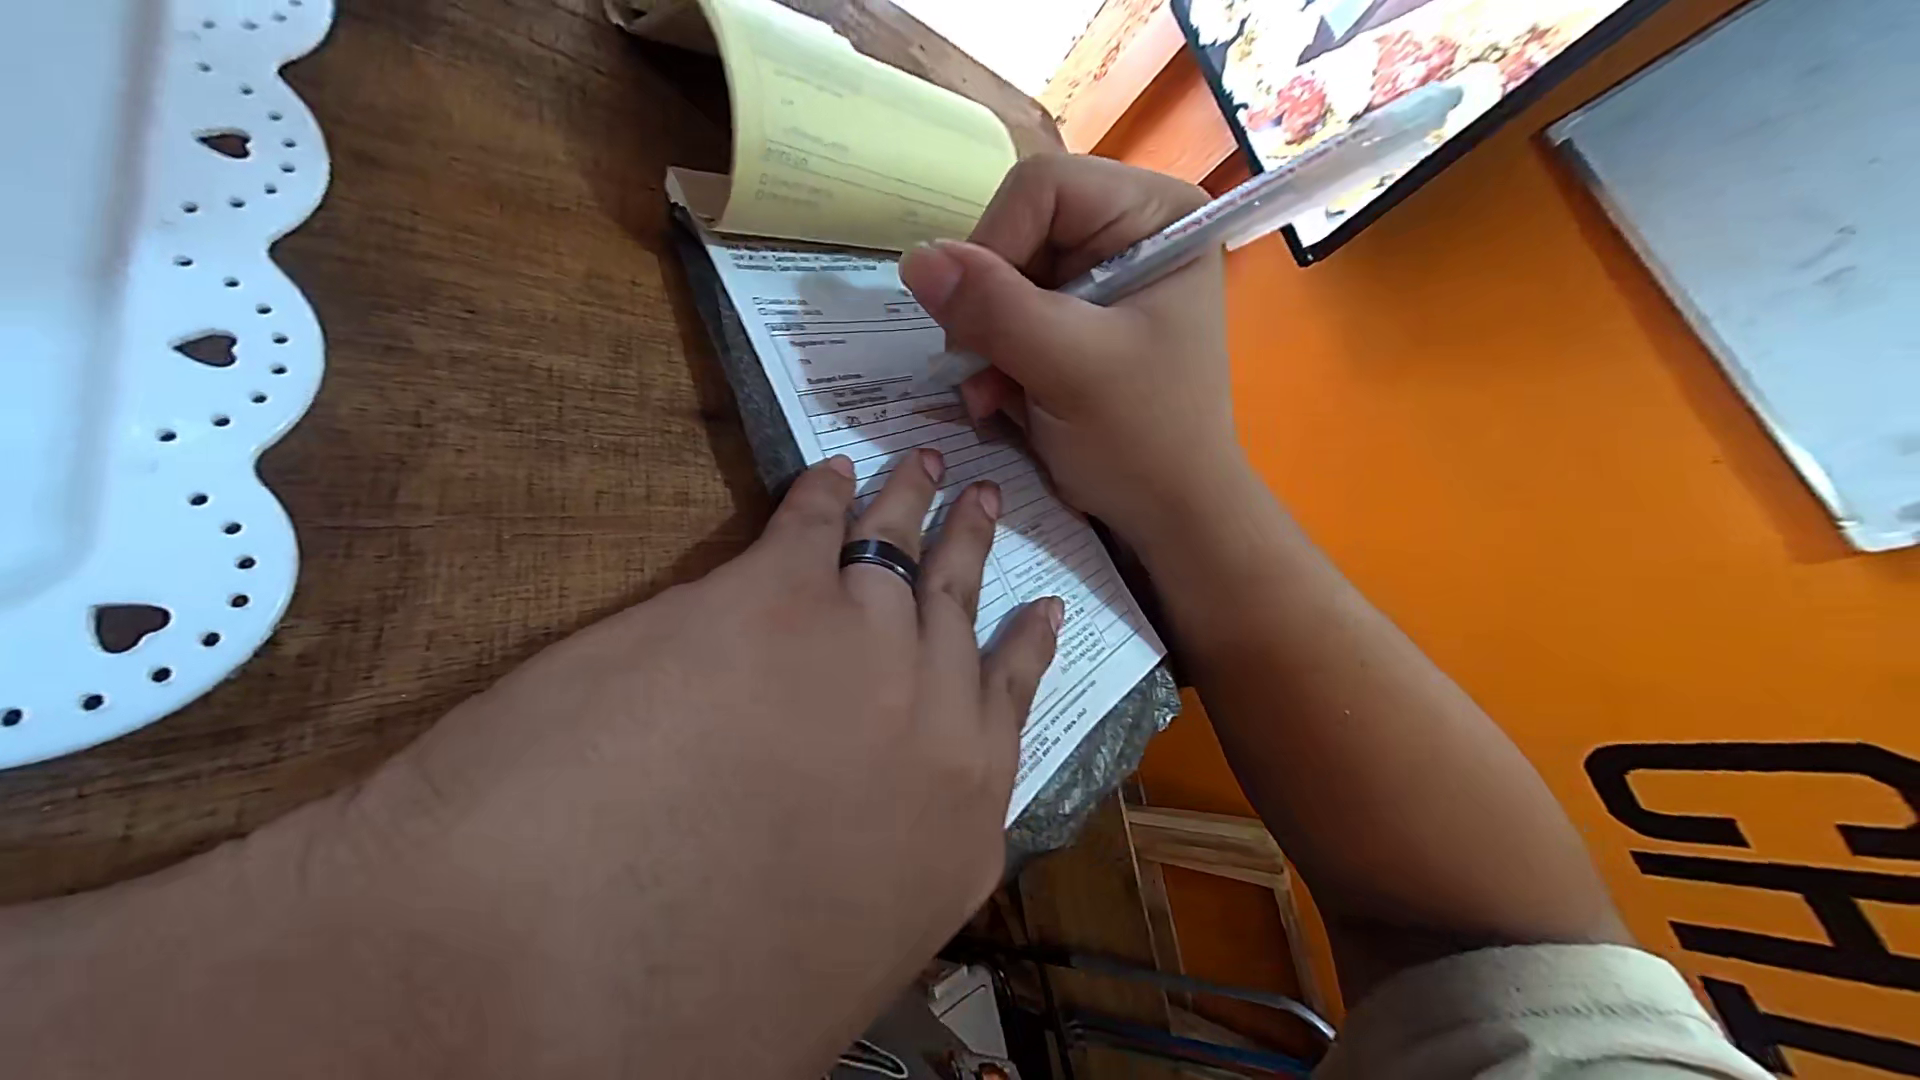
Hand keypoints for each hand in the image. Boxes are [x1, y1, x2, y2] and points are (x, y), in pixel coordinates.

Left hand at [105, 454, 1060, 1078]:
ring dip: (913, 498)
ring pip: (900, 549)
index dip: (1024, 645)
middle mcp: (931, 719)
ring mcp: (861, 647)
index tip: (1040, 605)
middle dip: (972, 543)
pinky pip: (814, 523)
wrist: (528, 976)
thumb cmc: (679, 1012)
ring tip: (928, 462)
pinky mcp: (770, 598)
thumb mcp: (834, 964)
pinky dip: (825, 492)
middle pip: (959, 606)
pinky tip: (831, 472)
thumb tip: (872, 831)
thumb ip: (883, 873)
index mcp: (958, 823)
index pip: (1008, 704)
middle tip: (984, 496)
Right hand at [899, 154, 1243, 552]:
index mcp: (1154, 215)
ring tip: (992, 399)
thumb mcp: (1068, 369)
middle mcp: (1126, 231)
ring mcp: (1098, 276)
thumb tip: (915, 260)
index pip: (1041, 188)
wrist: (1168, 510)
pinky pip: (1007, 317)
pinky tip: (1001, 400)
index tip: (980, 327)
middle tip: (980, 375)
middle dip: (988, 310)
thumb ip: (993, 309)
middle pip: (1016, 233)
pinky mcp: (1075, 319)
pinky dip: (993, 359)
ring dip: (984, 343)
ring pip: (1001, 280)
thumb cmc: (1143, 440)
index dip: (994, 249)